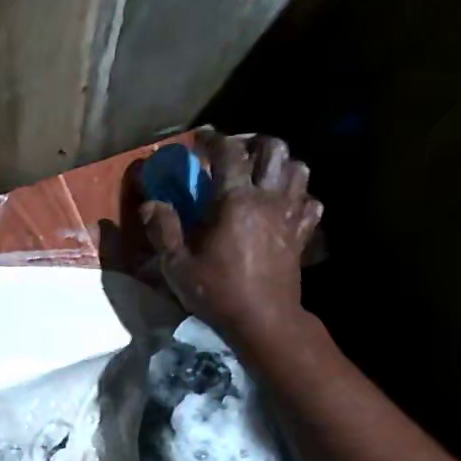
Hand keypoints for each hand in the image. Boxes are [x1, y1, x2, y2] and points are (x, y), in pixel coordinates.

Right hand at [138, 130, 322, 343]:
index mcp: (235, 200)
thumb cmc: (217, 293)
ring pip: (298, 169)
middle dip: (253, 142)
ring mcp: (291, 214)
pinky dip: (299, 196)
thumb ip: (162, 230)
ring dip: (280, 164)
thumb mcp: (177, 265)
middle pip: (274, 148)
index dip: (213, 139)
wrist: (264, 321)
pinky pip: (310, 201)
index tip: (200, 140)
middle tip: (235, 152)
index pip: (229, 151)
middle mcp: (268, 198)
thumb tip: (150, 204)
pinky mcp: (303, 234)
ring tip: (262, 174)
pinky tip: (284, 205)